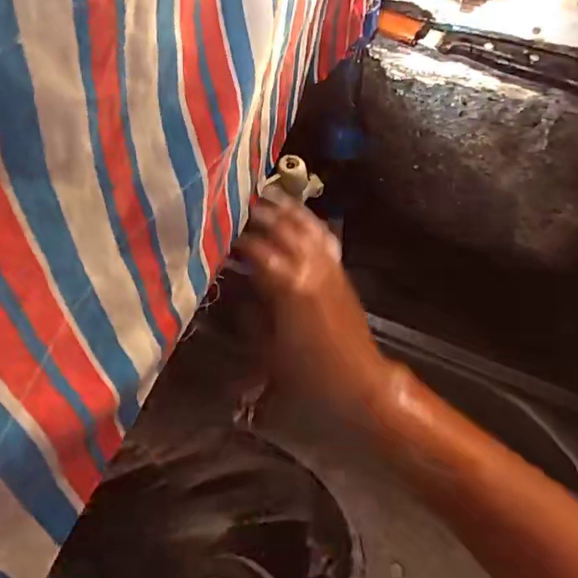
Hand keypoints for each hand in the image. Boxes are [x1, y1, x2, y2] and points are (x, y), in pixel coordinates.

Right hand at [235, 199, 396, 420]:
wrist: (360, 380)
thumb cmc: (309, 370)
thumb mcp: (267, 346)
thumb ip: (250, 313)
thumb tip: (240, 290)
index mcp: (288, 284)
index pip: (255, 248)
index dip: (234, 238)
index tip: (216, 232)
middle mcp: (309, 266)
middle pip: (281, 227)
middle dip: (258, 213)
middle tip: (235, 205)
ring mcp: (327, 264)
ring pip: (305, 224)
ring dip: (284, 209)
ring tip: (265, 196)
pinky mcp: (339, 269)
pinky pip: (322, 235)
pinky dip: (308, 221)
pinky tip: (297, 215)